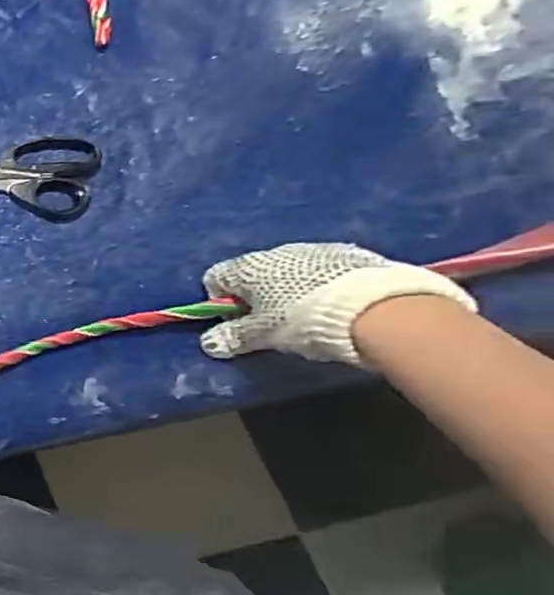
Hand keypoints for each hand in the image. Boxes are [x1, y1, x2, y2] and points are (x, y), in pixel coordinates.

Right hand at [200, 243, 475, 365]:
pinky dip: (326, 283)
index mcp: (248, 267)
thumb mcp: (262, 336)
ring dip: (293, 287)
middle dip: (259, 294)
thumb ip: (232, 337)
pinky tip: (339, 303)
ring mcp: (320, 250)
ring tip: (311, 312)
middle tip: (274, 320)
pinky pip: (328, 269)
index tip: (238, 320)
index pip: (216, 278)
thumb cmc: (304, 320)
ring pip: (292, 269)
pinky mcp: (358, 254)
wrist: (385, 311)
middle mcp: (279, 252)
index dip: (222, 300)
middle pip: (255, 272)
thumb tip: (208, 343)